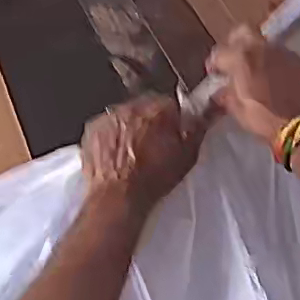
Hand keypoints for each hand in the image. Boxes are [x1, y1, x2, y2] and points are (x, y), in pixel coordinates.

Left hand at [81, 95, 207, 212]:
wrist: (117, 197)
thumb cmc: (151, 180)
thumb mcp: (186, 156)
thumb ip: (197, 128)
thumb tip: (208, 111)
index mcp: (157, 109)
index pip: (169, 102)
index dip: (172, 119)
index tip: (172, 132)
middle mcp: (131, 107)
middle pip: (144, 106)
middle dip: (149, 121)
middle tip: (153, 145)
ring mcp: (108, 117)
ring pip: (124, 116)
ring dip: (129, 128)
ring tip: (133, 153)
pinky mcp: (92, 129)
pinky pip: (106, 127)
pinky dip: (111, 136)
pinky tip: (117, 155)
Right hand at [206, 27, 299, 144]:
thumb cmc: (264, 118)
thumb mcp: (238, 110)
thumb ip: (227, 95)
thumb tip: (221, 91)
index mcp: (241, 58)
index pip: (219, 52)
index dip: (214, 63)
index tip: (215, 74)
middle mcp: (262, 48)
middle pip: (243, 32)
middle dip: (235, 43)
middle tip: (234, 61)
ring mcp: (284, 52)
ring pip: (265, 43)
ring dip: (257, 54)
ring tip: (257, 72)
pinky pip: (283, 56)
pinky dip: (275, 63)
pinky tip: (277, 79)